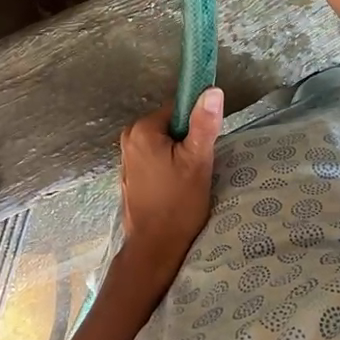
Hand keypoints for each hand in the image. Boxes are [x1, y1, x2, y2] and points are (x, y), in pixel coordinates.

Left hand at [117, 86, 223, 271]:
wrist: (155, 249)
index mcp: (142, 129)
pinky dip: (166, 170)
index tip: (201, 150)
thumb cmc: (178, 204)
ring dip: (177, 158)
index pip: (178, 110)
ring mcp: (126, 158)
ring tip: (185, 182)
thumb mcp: (197, 161)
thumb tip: (212, 90)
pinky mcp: (129, 176)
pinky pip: (154, 160)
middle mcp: (128, 138)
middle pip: (170, 127)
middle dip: (186, 144)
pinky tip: (173, 191)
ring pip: (163, 145)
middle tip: (195, 169)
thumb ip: (204, 123)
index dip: (194, 127)